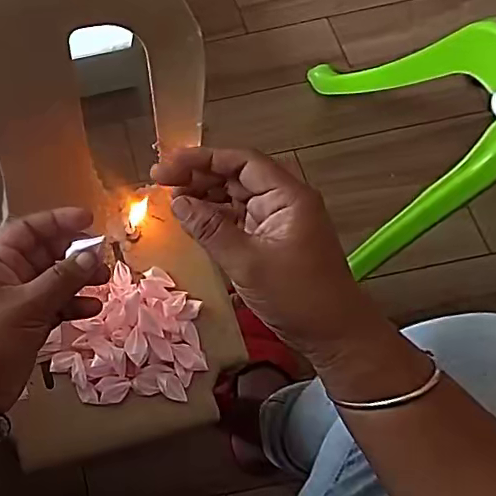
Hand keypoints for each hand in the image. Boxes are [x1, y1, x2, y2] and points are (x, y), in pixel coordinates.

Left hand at [0, 207, 107, 414]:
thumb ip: (60, 280)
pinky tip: (92, 309)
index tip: (87, 219)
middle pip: (44, 253)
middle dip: (73, 252)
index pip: (27, 229)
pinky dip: (73, 305)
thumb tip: (91, 255)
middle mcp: (7, 277)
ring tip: (103, 282)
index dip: (56, 220)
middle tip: (103, 257)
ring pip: (54, 281)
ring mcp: (18, 302)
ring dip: (78, 279)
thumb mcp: (25, 307)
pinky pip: (55, 306)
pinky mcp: (27, 326)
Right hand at [151, 147, 393, 369]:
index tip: (168, 166)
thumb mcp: (247, 262)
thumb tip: (178, 203)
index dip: (202, 159)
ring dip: (202, 195)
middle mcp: (283, 201)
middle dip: (198, 174)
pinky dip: (211, 216)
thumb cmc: (298, 297)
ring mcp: (275, 220)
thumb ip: (210, 229)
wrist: (335, 336)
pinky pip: (235, 217)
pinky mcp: (268, 239)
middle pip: (235, 175)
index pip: (241, 162)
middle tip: (160, 180)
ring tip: (169, 198)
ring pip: (233, 195)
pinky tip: (189, 219)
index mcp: (288, 197)